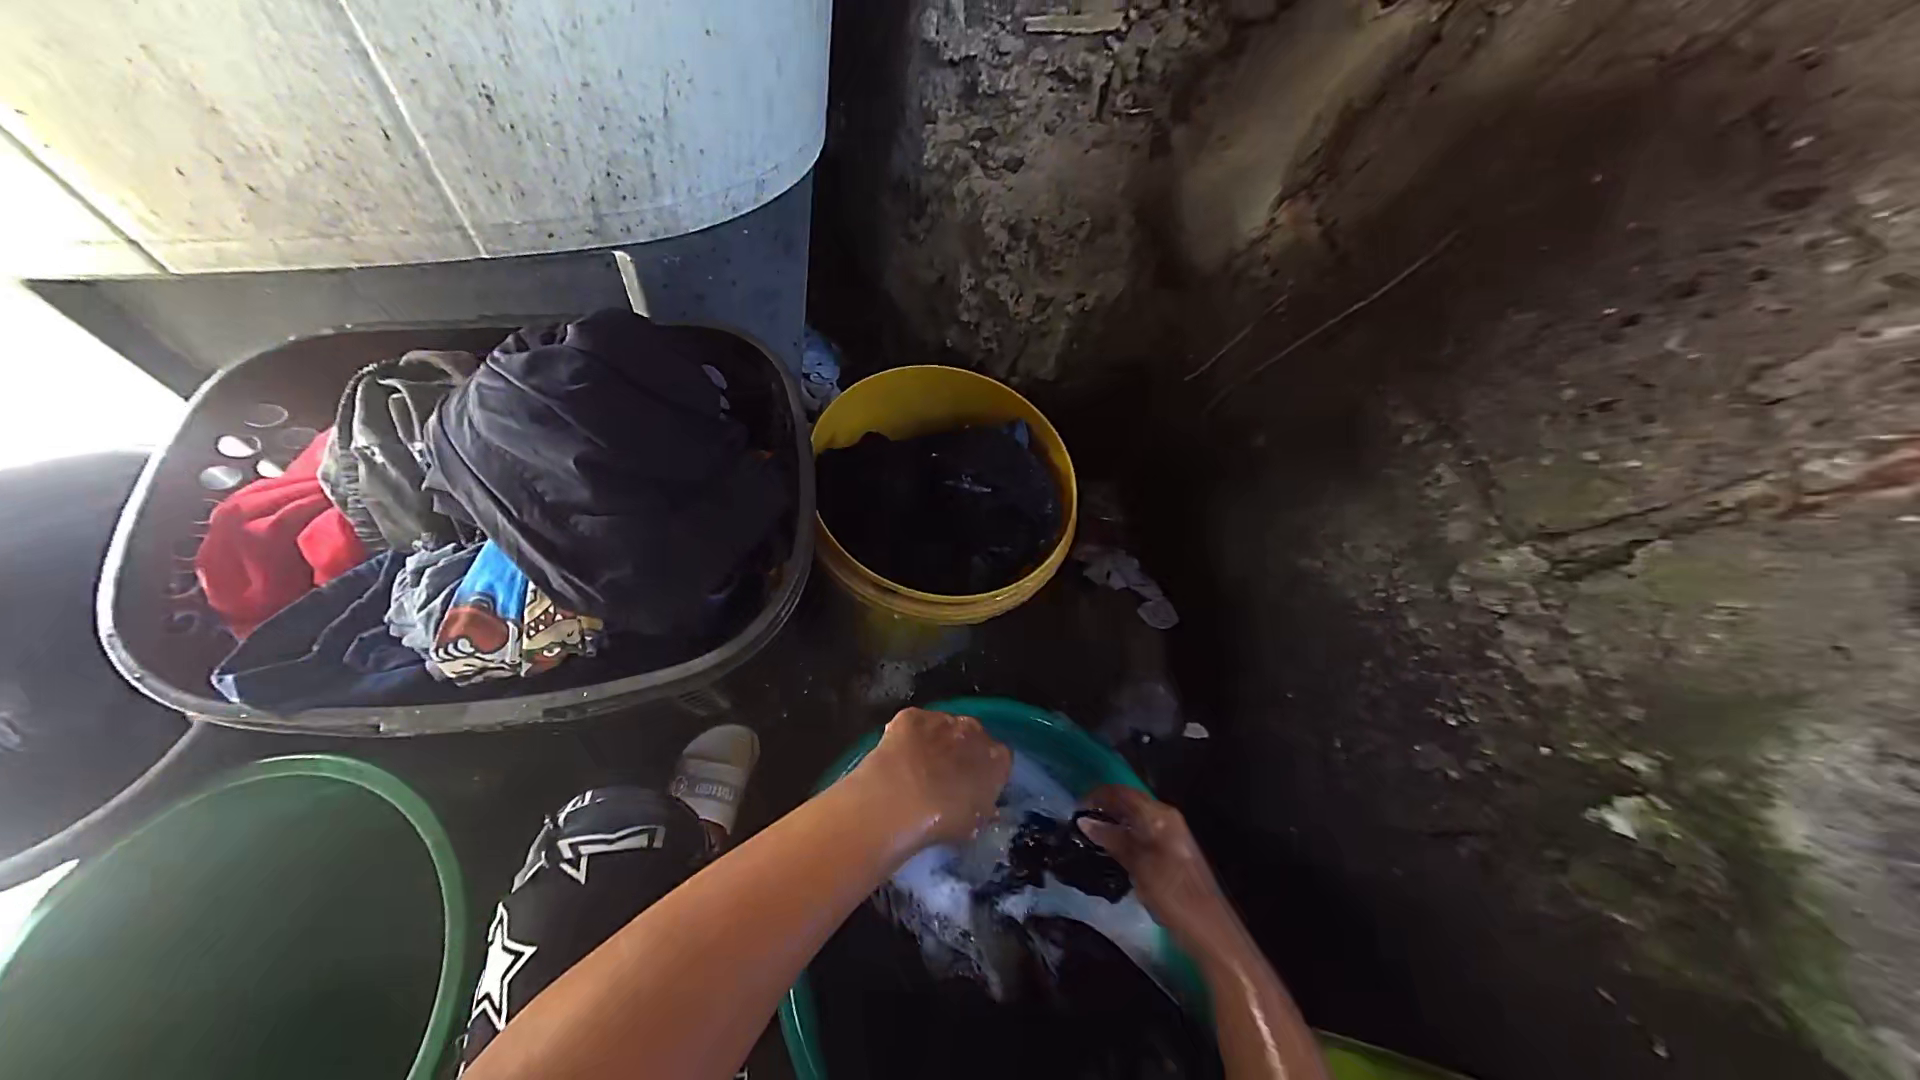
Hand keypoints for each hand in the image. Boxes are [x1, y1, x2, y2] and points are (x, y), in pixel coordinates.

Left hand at [851, 708, 1011, 848]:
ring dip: (935, 742)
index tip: (971, 786)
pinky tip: (899, 756)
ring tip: (916, 768)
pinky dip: (908, 737)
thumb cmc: (942, 822)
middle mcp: (975, 729)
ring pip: (943, 727)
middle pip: (972, 737)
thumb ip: (984, 808)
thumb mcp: (974, 825)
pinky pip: (914, 724)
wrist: (898, 803)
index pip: (998, 760)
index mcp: (997, 757)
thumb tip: (984, 804)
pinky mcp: (911, 716)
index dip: (984, 772)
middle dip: (960, 752)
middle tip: (943, 777)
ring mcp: (942, 719)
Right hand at [1078, 785, 1240, 954]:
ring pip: (1135, 816)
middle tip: (1079, 821)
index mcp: (1160, 815)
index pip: (1122, 792)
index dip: (1097, 795)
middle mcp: (1167, 817)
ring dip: (1113, 821)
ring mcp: (1172, 833)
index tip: (1075, 808)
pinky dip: (1125, 833)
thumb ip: (1112, 839)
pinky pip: (1143, 830)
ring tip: (1090, 835)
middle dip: (1104, 807)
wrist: (1211, 930)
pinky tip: (1112, 848)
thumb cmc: (1173, 895)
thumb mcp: (1138, 866)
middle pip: (1129, 801)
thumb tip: (1084, 820)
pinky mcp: (1172, 850)